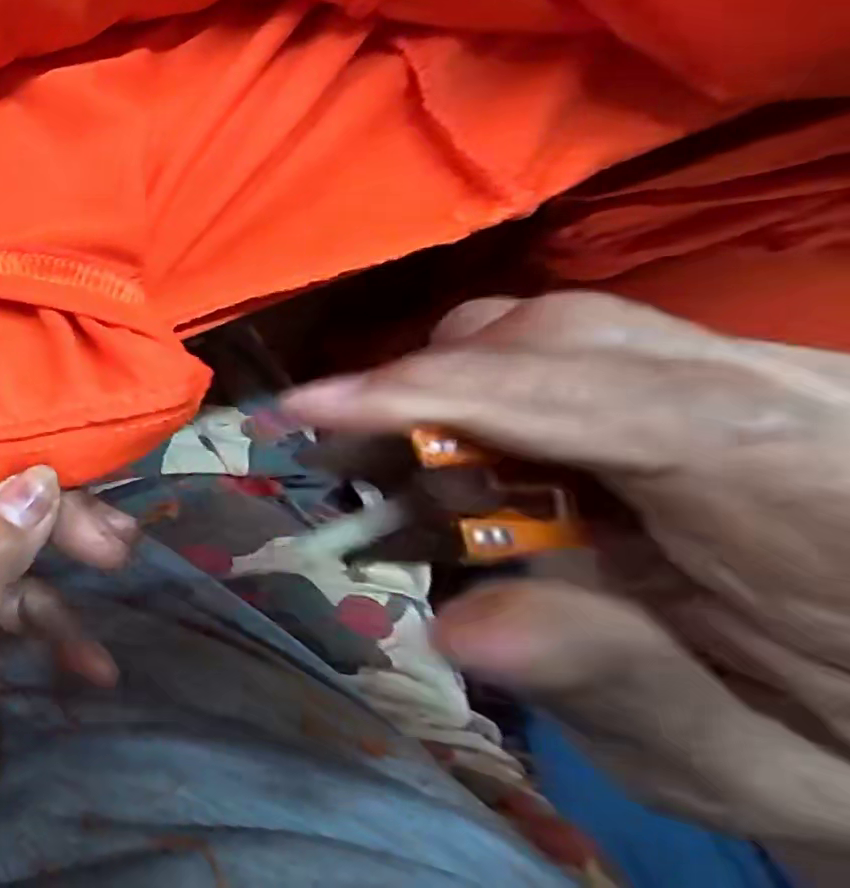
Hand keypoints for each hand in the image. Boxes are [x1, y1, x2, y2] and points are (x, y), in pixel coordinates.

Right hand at [283, 292, 849, 845]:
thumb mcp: (756, 769)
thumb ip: (621, 690)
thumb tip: (455, 628)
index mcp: (827, 491)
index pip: (611, 401)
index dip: (442, 393)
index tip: (306, 409)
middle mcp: (795, 402)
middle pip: (561, 338)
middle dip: (427, 395)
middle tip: (355, 473)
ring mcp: (751, 380)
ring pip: (546, 334)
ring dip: (444, 398)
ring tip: (395, 477)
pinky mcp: (705, 384)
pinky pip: (557, 360)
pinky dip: (477, 405)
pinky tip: (459, 472)